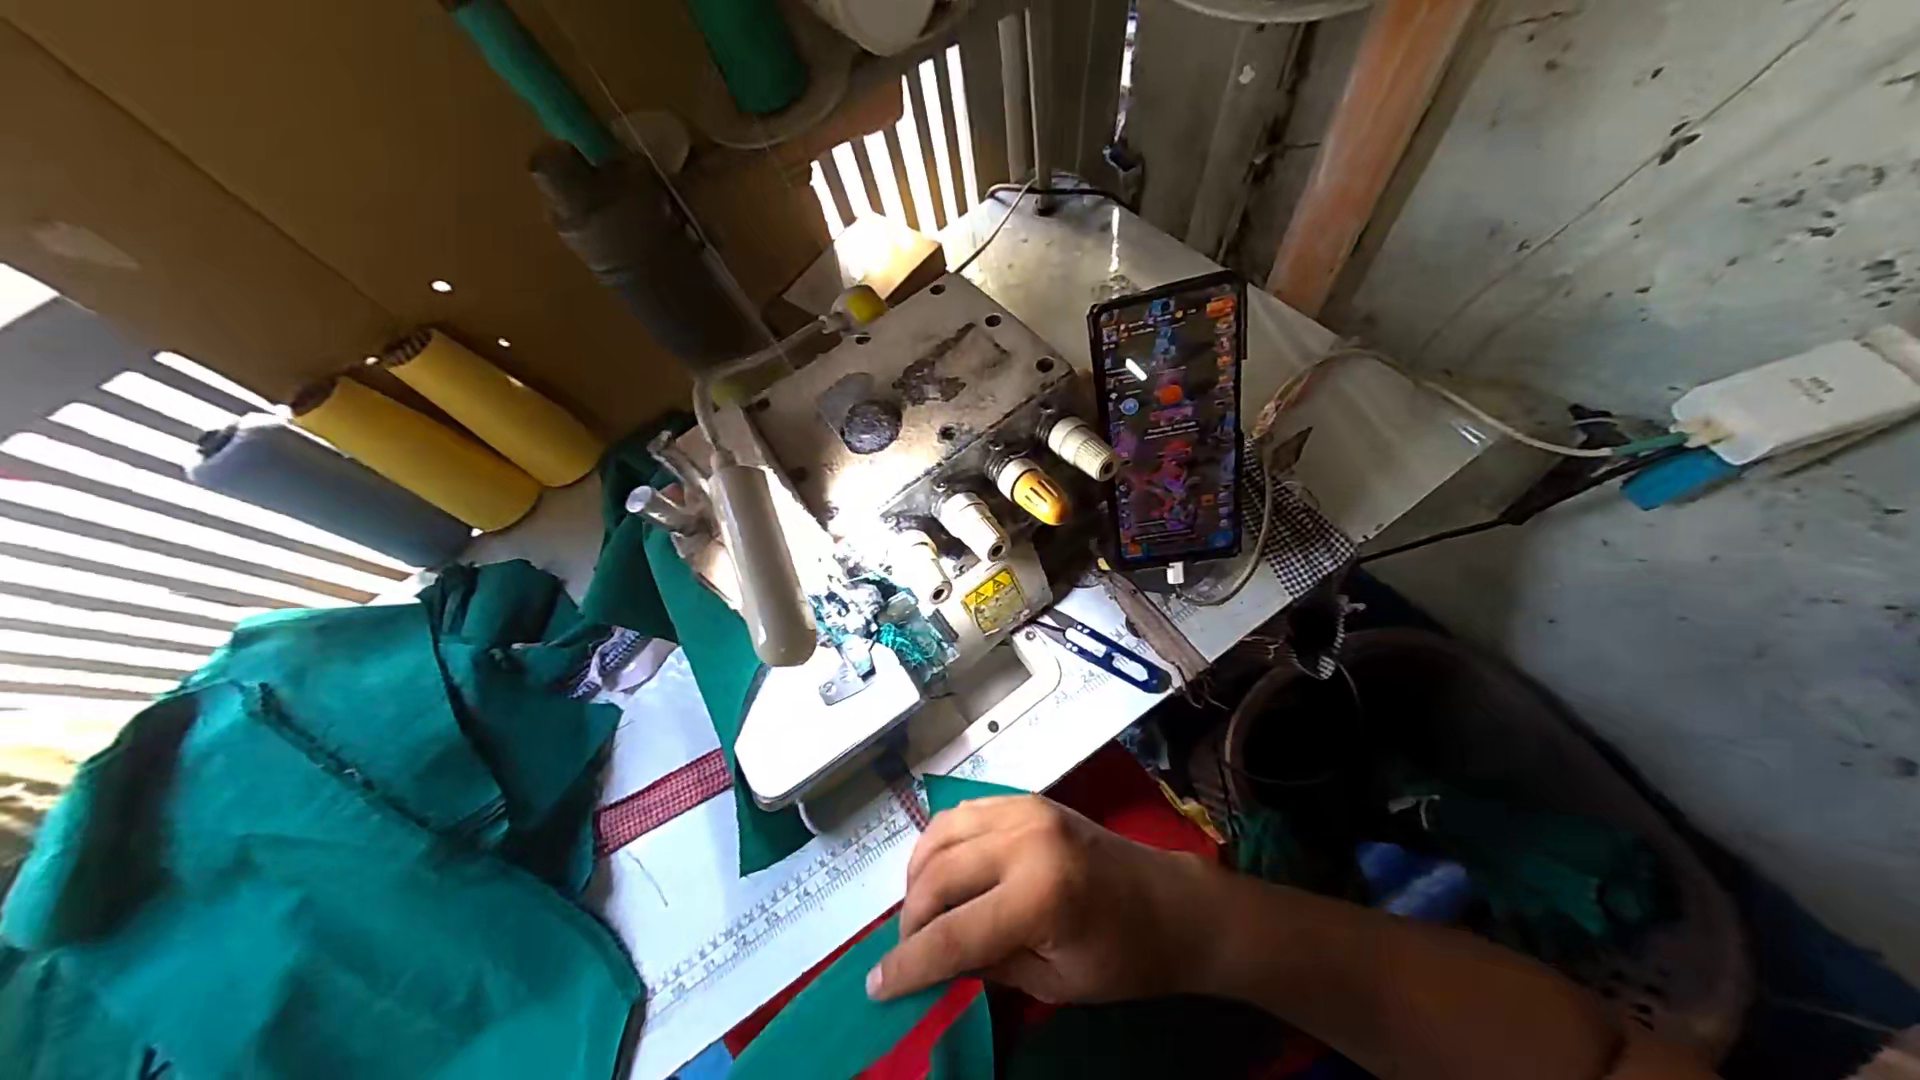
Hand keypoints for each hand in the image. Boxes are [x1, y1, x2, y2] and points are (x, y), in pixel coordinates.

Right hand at [868, 795, 1217, 1004]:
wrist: (1171, 903)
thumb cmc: (1124, 957)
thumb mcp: (1054, 983)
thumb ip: (986, 966)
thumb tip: (931, 963)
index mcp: (1041, 894)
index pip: (953, 934)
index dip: (909, 965)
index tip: (877, 987)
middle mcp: (1025, 839)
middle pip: (937, 877)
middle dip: (910, 921)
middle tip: (905, 953)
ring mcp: (1025, 809)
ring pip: (941, 835)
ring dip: (918, 876)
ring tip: (920, 912)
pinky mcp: (1026, 798)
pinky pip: (964, 814)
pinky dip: (941, 843)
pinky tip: (942, 871)